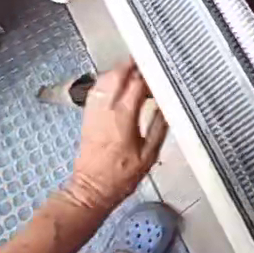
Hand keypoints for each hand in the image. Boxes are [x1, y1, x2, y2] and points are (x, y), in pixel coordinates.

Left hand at [59, 61, 167, 217]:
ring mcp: (94, 110)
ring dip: (118, 70)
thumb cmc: (120, 177)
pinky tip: (116, 83)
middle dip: (131, 65)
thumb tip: (166, 106)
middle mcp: (106, 109)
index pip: (136, 84)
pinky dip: (107, 80)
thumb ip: (159, 127)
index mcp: (123, 117)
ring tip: (133, 70)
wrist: (91, 189)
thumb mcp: (149, 155)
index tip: (158, 73)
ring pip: (104, 78)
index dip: (148, 74)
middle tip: (145, 63)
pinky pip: (96, 89)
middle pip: (117, 74)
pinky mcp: (87, 115)